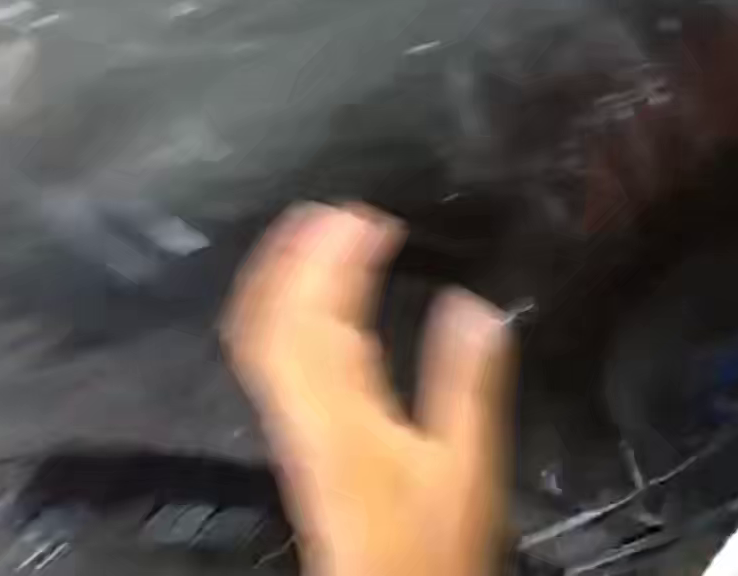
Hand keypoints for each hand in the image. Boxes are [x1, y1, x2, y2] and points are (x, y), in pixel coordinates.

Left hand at [224, 202, 515, 575]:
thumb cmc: (432, 530)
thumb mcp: (466, 459)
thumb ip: (468, 382)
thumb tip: (472, 303)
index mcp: (346, 417)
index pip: (321, 328)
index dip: (333, 267)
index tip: (368, 217)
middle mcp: (306, 415)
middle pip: (275, 330)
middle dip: (298, 261)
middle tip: (333, 208)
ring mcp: (297, 423)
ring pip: (265, 342)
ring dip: (283, 280)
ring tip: (311, 231)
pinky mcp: (304, 429)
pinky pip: (275, 358)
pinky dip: (285, 312)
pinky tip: (309, 293)